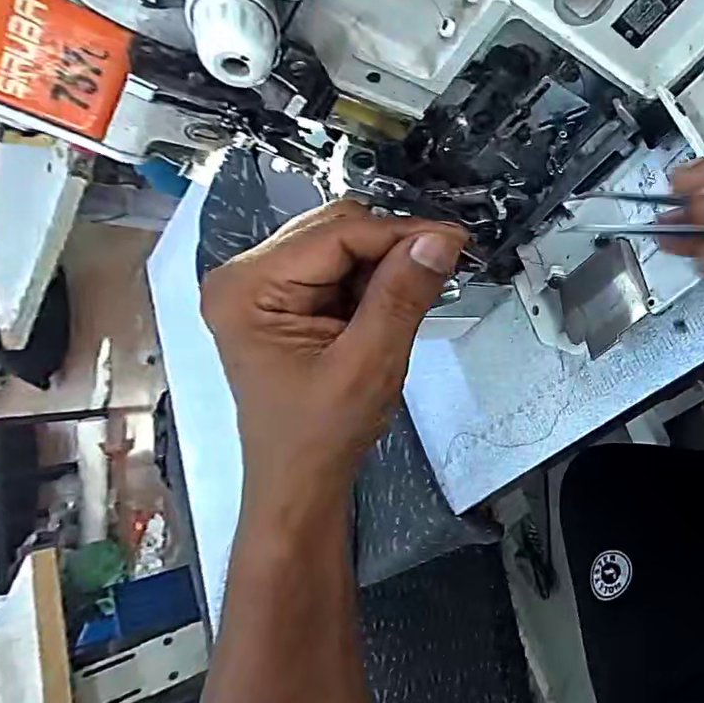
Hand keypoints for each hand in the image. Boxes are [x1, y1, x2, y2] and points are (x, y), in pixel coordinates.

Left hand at [201, 199, 467, 500]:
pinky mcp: (289, 302)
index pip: (339, 233)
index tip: (455, 240)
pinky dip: (379, 278)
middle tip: (446, 262)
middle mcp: (247, 277)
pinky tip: (400, 299)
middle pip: (338, 229)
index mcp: (249, 287)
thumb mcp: (371, 360)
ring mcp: (266, 288)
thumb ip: (403, 296)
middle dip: (396, 245)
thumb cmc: (322, 430)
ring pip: (345, 245)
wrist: (303, 473)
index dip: (402, 233)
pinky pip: (343, 269)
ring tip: (425, 287)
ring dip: (390, 262)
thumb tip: (438, 242)